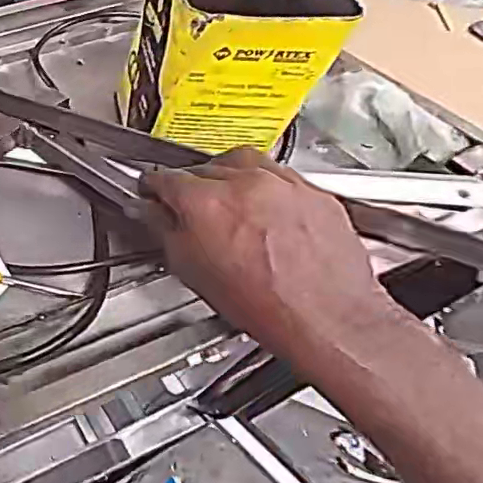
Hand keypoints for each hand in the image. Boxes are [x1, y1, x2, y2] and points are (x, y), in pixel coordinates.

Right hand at [140, 148, 407, 362]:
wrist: (328, 321)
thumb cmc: (265, 306)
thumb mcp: (192, 272)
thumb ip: (166, 232)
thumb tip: (155, 215)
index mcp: (205, 202)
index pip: (164, 179)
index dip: (153, 188)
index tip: (154, 193)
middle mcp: (244, 183)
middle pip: (203, 167)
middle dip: (192, 184)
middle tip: (190, 206)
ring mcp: (282, 184)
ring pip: (243, 162)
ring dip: (229, 176)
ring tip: (227, 202)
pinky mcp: (312, 191)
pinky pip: (280, 176)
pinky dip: (265, 186)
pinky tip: (264, 210)